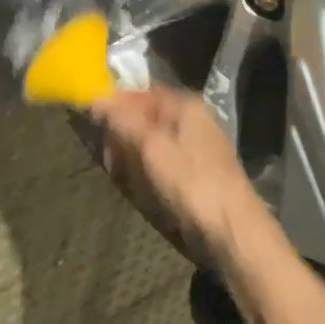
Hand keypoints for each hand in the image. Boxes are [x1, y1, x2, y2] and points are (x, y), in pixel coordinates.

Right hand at [90, 87, 254, 241]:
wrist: (232, 230)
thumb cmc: (191, 182)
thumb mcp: (150, 146)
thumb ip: (121, 119)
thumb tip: (94, 96)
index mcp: (186, 106)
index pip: (140, 93)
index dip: (115, 103)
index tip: (91, 119)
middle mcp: (193, 120)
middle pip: (146, 116)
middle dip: (121, 131)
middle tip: (103, 151)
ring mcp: (197, 147)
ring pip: (152, 140)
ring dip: (131, 152)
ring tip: (116, 169)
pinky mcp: (197, 172)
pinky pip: (162, 160)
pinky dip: (146, 167)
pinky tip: (136, 182)